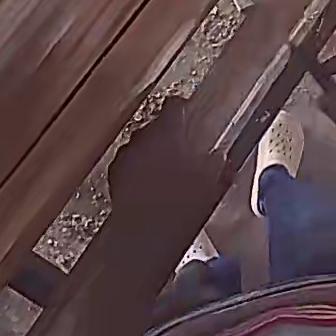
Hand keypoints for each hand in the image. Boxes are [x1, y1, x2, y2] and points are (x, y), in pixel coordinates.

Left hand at [107, 100, 222, 219]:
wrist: (149, 230)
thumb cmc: (183, 206)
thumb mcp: (213, 184)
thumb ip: (218, 165)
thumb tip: (221, 159)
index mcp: (169, 132)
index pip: (174, 105)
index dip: (181, 107)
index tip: (188, 112)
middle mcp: (144, 137)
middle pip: (155, 124)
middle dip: (166, 133)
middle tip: (181, 148)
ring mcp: (127, 154)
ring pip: (140, 142)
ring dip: (151, 149)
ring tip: (164, 168)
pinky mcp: (115, 172)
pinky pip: (127, 160)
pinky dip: (137, 166)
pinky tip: (148, 182)